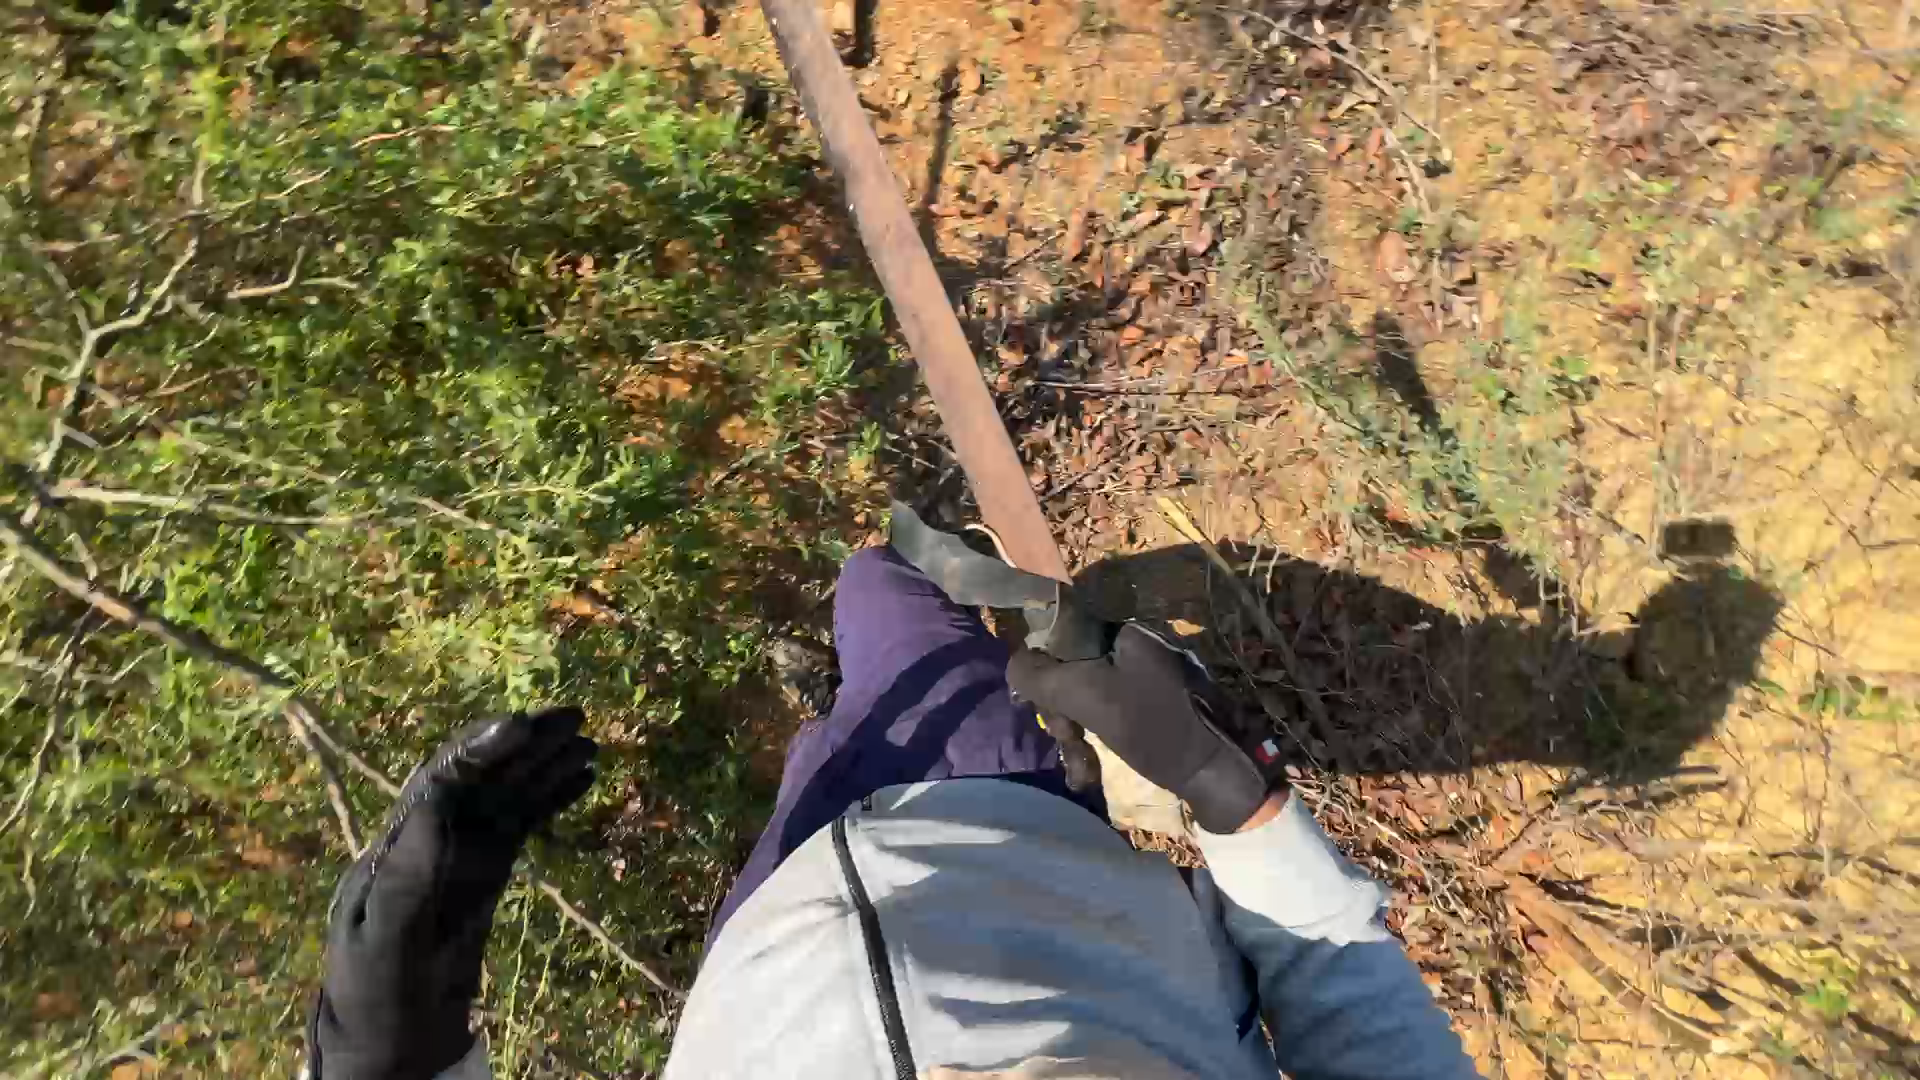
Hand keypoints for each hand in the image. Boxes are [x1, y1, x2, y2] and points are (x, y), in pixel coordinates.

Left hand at [309, 708, 596, 1079]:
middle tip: (576, 718)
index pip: (443, 777)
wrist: (392, 1038)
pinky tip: (584, 779)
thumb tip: (437, 798)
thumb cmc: (379, 988)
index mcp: (401, 843)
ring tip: (590, 745)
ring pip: (513, 790)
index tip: (522, 722)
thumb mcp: (387, 934)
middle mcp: (437, 833)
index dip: (481, 746)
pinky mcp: (491, 864)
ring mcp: (467, 847)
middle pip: (486, 774)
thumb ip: (411, 870)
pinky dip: (555, 795)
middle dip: (528, 743)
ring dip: (549, 763)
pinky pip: (528, 817)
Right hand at [1007, 625, 1269, 833]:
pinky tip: (1093, 767)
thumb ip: (1043, 677)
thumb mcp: (1091, 700)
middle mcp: (1140, 646)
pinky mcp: (1165, 703)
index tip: (1051, 710)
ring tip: (1083, 769)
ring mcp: (1156, 675)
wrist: (1223, 775)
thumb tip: (1014, 663)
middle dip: (1065, 711)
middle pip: (1075, 670)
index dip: (1047, 674)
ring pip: (1093, 695)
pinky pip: (1116, 709)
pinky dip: (1102, 735)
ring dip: (1080, 730)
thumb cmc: (1156, 731)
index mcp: (1126, 634)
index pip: (1062, 638)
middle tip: (1071, 743)